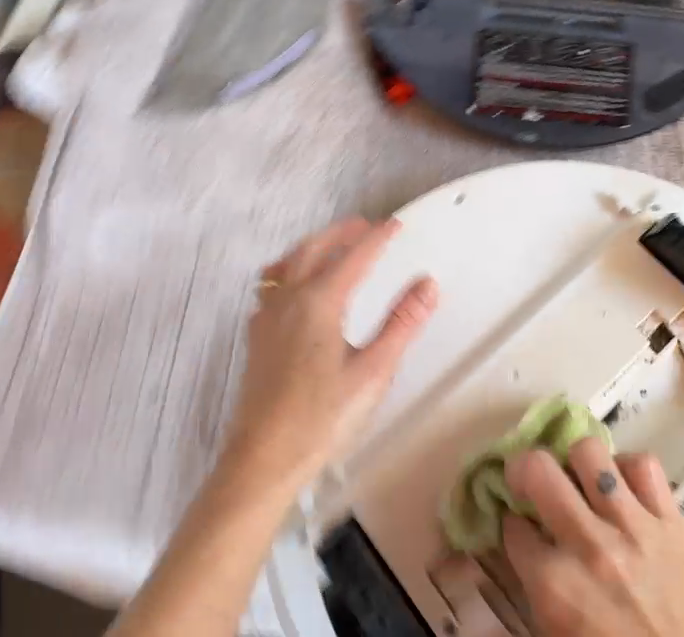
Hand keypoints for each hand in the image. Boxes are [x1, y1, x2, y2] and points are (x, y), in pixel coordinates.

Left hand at [223, 217, 439, 488]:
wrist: (263, 458)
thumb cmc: (322, 417)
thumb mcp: (373, 372)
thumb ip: (401, 324)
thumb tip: (426, 284)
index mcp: (319, 302)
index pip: (354, 257)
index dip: (377, 238)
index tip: (395, 224)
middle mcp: (288, 300)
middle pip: (314, 250)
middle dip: (341, 233)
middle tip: (365, 227)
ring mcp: (266, 318)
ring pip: (288, 264)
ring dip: (313, 247)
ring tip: (332, 247)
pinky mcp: (257, 337)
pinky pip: (272, 286)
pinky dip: (290, 271)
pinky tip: (297, 290)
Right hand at [501, 441, 683, 636]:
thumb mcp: (555, 636)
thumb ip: (532, 590)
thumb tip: (518, 545)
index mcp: (553, 585)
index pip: (512, 527)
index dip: (512, 525)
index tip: (519, 528)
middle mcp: (588, 545)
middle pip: (539, 470)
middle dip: (524, 470)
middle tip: (531, 482)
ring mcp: (633, 528)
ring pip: (590, 454)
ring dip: (576, 463)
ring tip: (579, 479)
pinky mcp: (673, 523)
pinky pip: (644, 466)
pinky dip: (626, 467)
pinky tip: (622, 485)